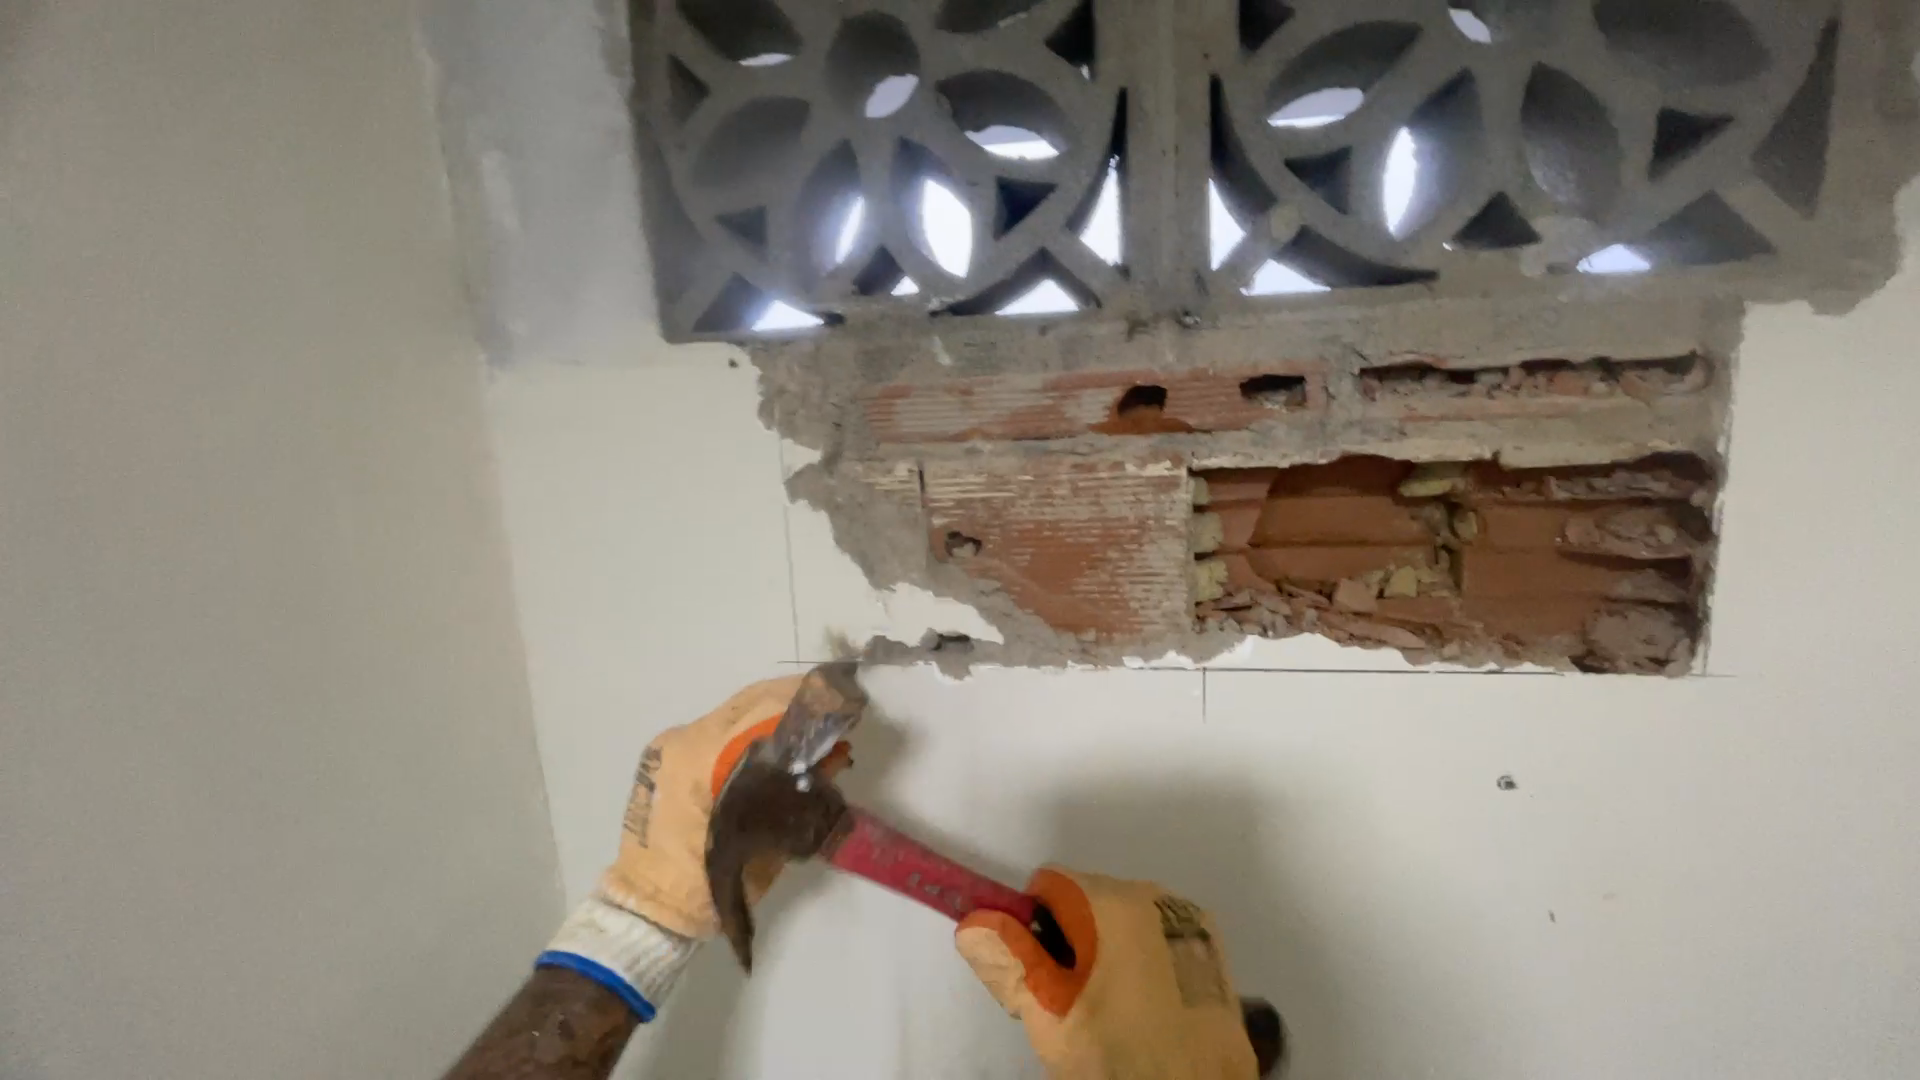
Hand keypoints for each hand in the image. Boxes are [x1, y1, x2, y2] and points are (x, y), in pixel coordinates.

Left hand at [594, 676, 837, 938]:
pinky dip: (748, 728)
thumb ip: (800, 793)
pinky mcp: (667, 755)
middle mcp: (684, 740)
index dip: (806, 702)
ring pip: (734, 710)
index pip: (764, 709)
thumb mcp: (766, 841)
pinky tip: (772, 742)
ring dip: (772, 712)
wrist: (646, 910)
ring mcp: (671, 745)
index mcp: (703, 759)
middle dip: (793, 699)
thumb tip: (835, 755)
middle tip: (831, 707)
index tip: (840, 704)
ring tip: (807, 724)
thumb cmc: (707, 885)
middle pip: (750, 700)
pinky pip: (716, 728)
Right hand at [957, 867, 1257, 1079]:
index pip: (1048, 884)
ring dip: (1107, 947)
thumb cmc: (1118, 1056)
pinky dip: (1143, 958)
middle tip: (1074, 999)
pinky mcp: (1210, 945)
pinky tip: (1147, 1007)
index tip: (1041, 972)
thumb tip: (970, 922)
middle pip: (1085, 898)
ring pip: (1121, 917)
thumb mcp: (1050, 1014)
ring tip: (1113, 1008)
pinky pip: (1156, 934)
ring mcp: (1187, 918)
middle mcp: (1152, 893)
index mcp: (1110, 901)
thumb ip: (1008, 961)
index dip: (1033, 926)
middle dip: (1071, 939)